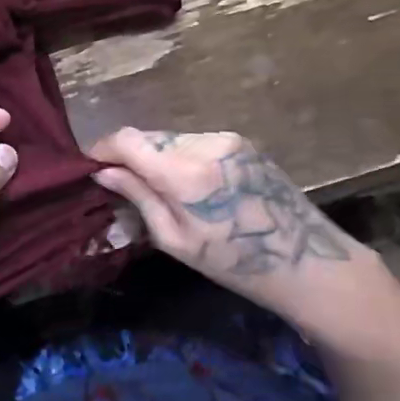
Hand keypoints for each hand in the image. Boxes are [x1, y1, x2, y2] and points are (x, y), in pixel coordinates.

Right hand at [88, 129, 385, 321]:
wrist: (310, 263)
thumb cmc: (234, 263)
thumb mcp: (174, 239)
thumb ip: (137, 196)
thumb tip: (102, 172)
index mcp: (185, 172)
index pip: (125, 139)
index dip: (101, 149)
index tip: (90, 168)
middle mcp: (204, 144)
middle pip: (146, 137)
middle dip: (126, 156)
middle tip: (119, 184)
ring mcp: (226, 139)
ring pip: (168, 138)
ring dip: (153, 157)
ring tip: (155, 189)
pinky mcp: (241, 143)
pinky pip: (191, 142)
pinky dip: (176, 157)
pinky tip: (186, 185)